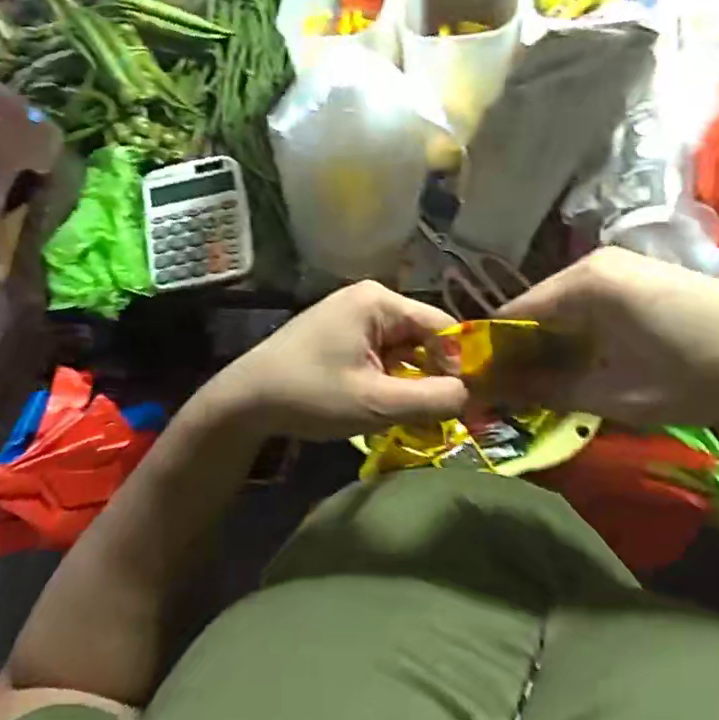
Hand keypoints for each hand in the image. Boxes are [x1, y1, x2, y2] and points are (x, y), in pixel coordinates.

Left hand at [197, 281, 470, 439]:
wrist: (244, 401)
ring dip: (410, 384)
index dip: (461, 365)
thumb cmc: (310, 396)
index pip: (443, 327)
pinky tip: (387, 409)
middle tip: (446, 417)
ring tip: (416, 419)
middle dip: (434, 378)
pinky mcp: (336, 337)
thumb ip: (434, 398)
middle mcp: (366, 300)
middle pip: (422, 338)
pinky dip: (387, 382)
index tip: (473, 402)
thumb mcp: (377, 403)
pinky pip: (378, 357)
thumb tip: (472, 394)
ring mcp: (349, 317)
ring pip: (401, 351)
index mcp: (378, 301)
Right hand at [494, 247, 718, 427]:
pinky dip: (576, 336)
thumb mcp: (616, 395)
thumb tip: (485, 393)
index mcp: (584, 282)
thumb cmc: (702, 377)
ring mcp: (620, 266)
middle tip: (510, 395)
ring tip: (544, 386)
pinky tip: (583, 366)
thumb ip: (544, 390)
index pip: (510, 317)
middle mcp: (594, 263)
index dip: (490, 355)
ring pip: (560, 310)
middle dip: (518, 353)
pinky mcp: (640, 278)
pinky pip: (587, 306)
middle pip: (534, 310)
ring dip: (548, 347)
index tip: (478, 390)